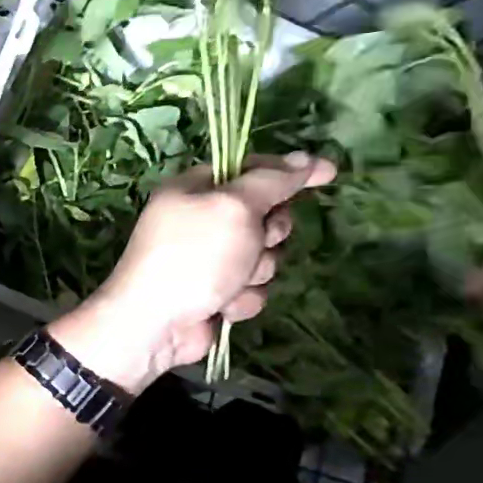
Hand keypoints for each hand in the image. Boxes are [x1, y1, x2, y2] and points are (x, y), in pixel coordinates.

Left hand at [50, 152, 335, 392]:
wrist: (155, 324)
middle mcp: (199, 219)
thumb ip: (270, 182)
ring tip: (231, 280)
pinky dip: (243, 297)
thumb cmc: (191, 257)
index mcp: (193, 189)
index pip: (250, 169)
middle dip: (267, 233)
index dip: (288, 172)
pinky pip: (251, 288)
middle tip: (254, 241)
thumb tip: (304, 159)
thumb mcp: (233, 208)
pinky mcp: (215, 291)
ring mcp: (207, 258)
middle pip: (264, 215)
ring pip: (263, 255)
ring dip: (256, 270)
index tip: (328, 174)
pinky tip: (222, 305)